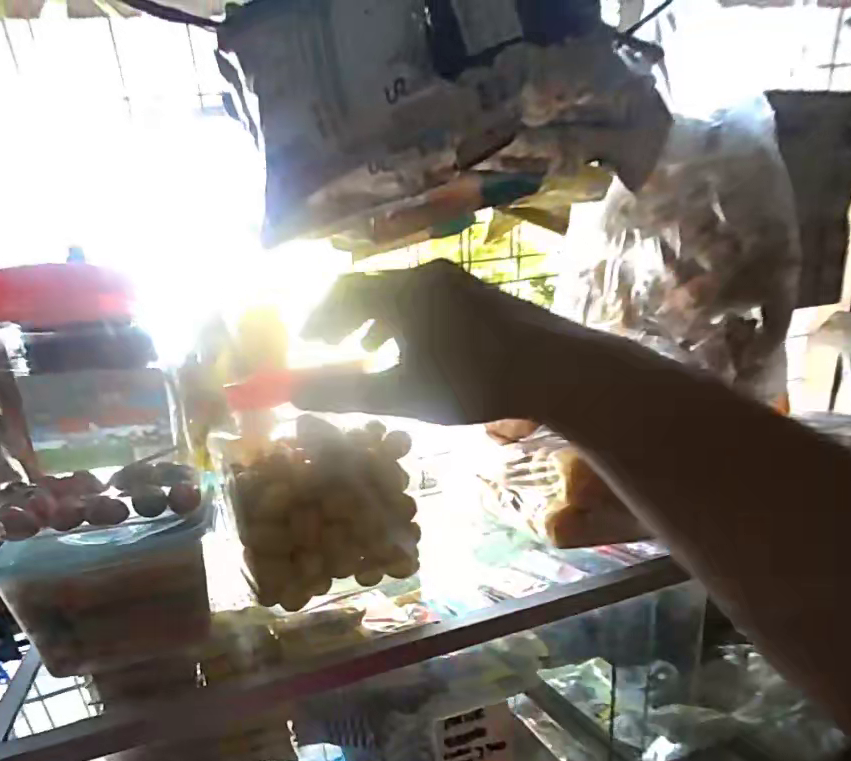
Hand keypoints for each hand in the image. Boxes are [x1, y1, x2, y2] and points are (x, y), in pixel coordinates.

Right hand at [295, 261, 614, 424]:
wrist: (555, 368)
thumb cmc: (471, 382)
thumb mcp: (401, 394)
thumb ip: (345, 394)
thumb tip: (296, 396)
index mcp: (401, 293)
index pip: (342, 293)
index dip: (318, 316)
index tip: (305, 340)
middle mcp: (426, 275)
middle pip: (370, 287)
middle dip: (343, 316)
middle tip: (329, 343)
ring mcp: (455, 281)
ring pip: (398, 291)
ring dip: (373, 317)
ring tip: (366, 346)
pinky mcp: (477, 293)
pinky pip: (424, 297)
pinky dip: (403, 318)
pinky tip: (412, 346)